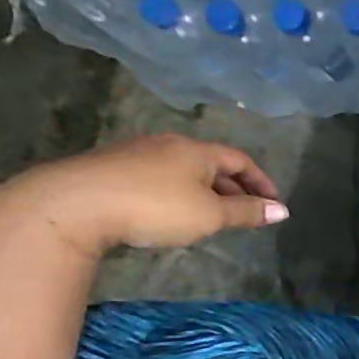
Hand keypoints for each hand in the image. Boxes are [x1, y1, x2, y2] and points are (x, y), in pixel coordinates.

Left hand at [0, 134, 285, 253]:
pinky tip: (169, 211)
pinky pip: (157, 176)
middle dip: (232, 186)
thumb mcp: (209, 215)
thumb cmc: (156, 207)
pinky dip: (176, 192)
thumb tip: (282, 211)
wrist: (76, 203)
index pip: (240, 159)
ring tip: (211, 214)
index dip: (260, 180)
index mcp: (198, 150)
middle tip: (245, 211)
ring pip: (182, 169)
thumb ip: (246, 212)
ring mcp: (137, 153)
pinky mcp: (111, 168)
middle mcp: (169, 144)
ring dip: (203, 189)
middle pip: (211, 162)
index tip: (273, 202)